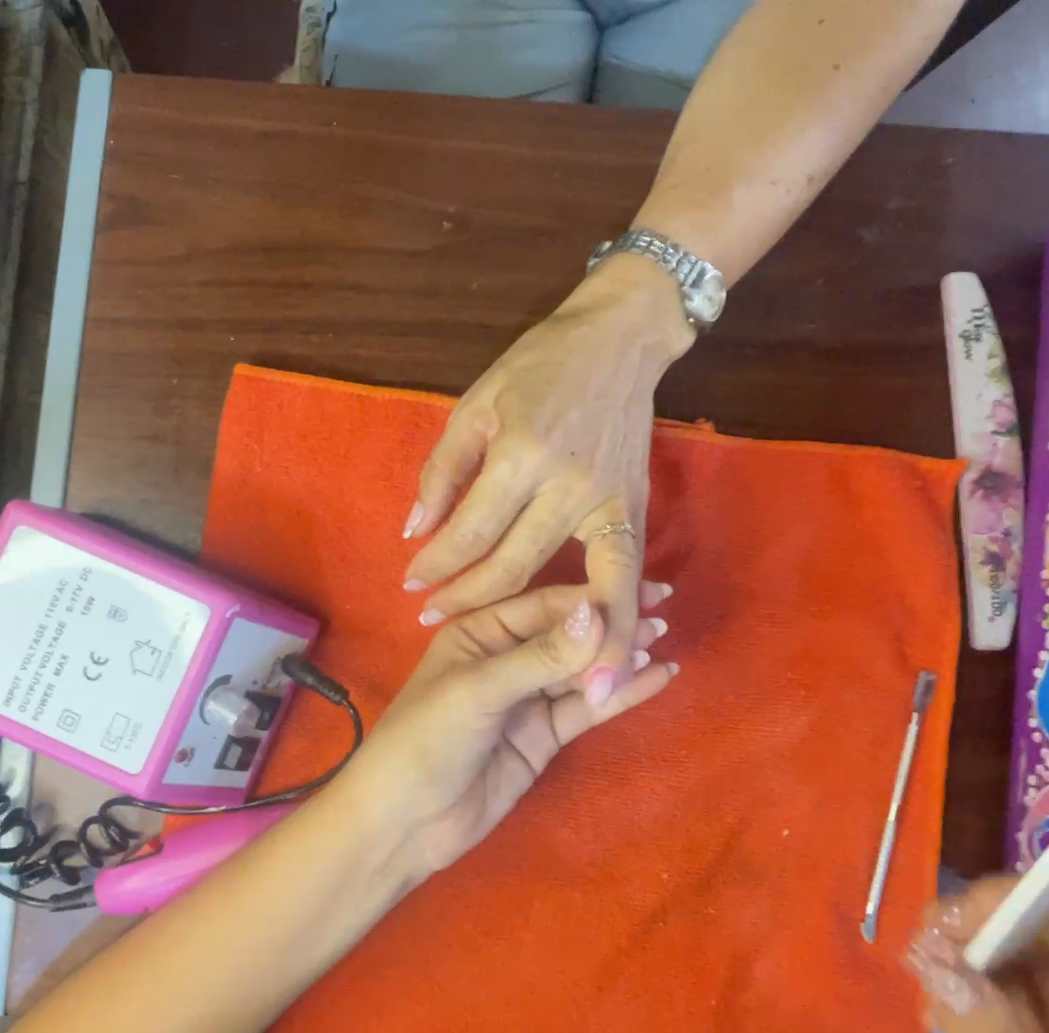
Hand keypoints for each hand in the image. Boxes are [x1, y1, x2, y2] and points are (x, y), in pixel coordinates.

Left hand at [332, 583, 674, 880]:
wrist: (405, 822)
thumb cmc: (426, 741)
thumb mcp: (480, 691)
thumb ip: (541, 657)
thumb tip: (600, 613)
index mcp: (478, 631)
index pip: (544, 606)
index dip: (591, 599)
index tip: (639, 587)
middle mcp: (505, 657)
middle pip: (567, 635)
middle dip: (611, 624)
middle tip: (665, 607)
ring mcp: (526, 698)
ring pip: (581, 670)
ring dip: (620, 657)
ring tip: (666, 638)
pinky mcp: (542, 735)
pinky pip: (586, 707)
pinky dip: (620, 694)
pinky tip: (657, 678)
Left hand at [405, 256, 693, 705]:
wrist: (618, 343)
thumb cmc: (537, 367)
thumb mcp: (475, 406)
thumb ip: (443, 471)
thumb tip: (416, 531)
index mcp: (519, 454)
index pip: (468, 532)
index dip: (436, 566)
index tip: (412, 586)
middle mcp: (566, 485)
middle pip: (509, 567)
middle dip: (464, 599)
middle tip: (431, 619)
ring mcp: (607, 502)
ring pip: (567, 587)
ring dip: (536, 635)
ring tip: (506, 671)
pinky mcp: (636, 511)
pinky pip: (623, 580)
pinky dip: (614, 628)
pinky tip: (602, 674)